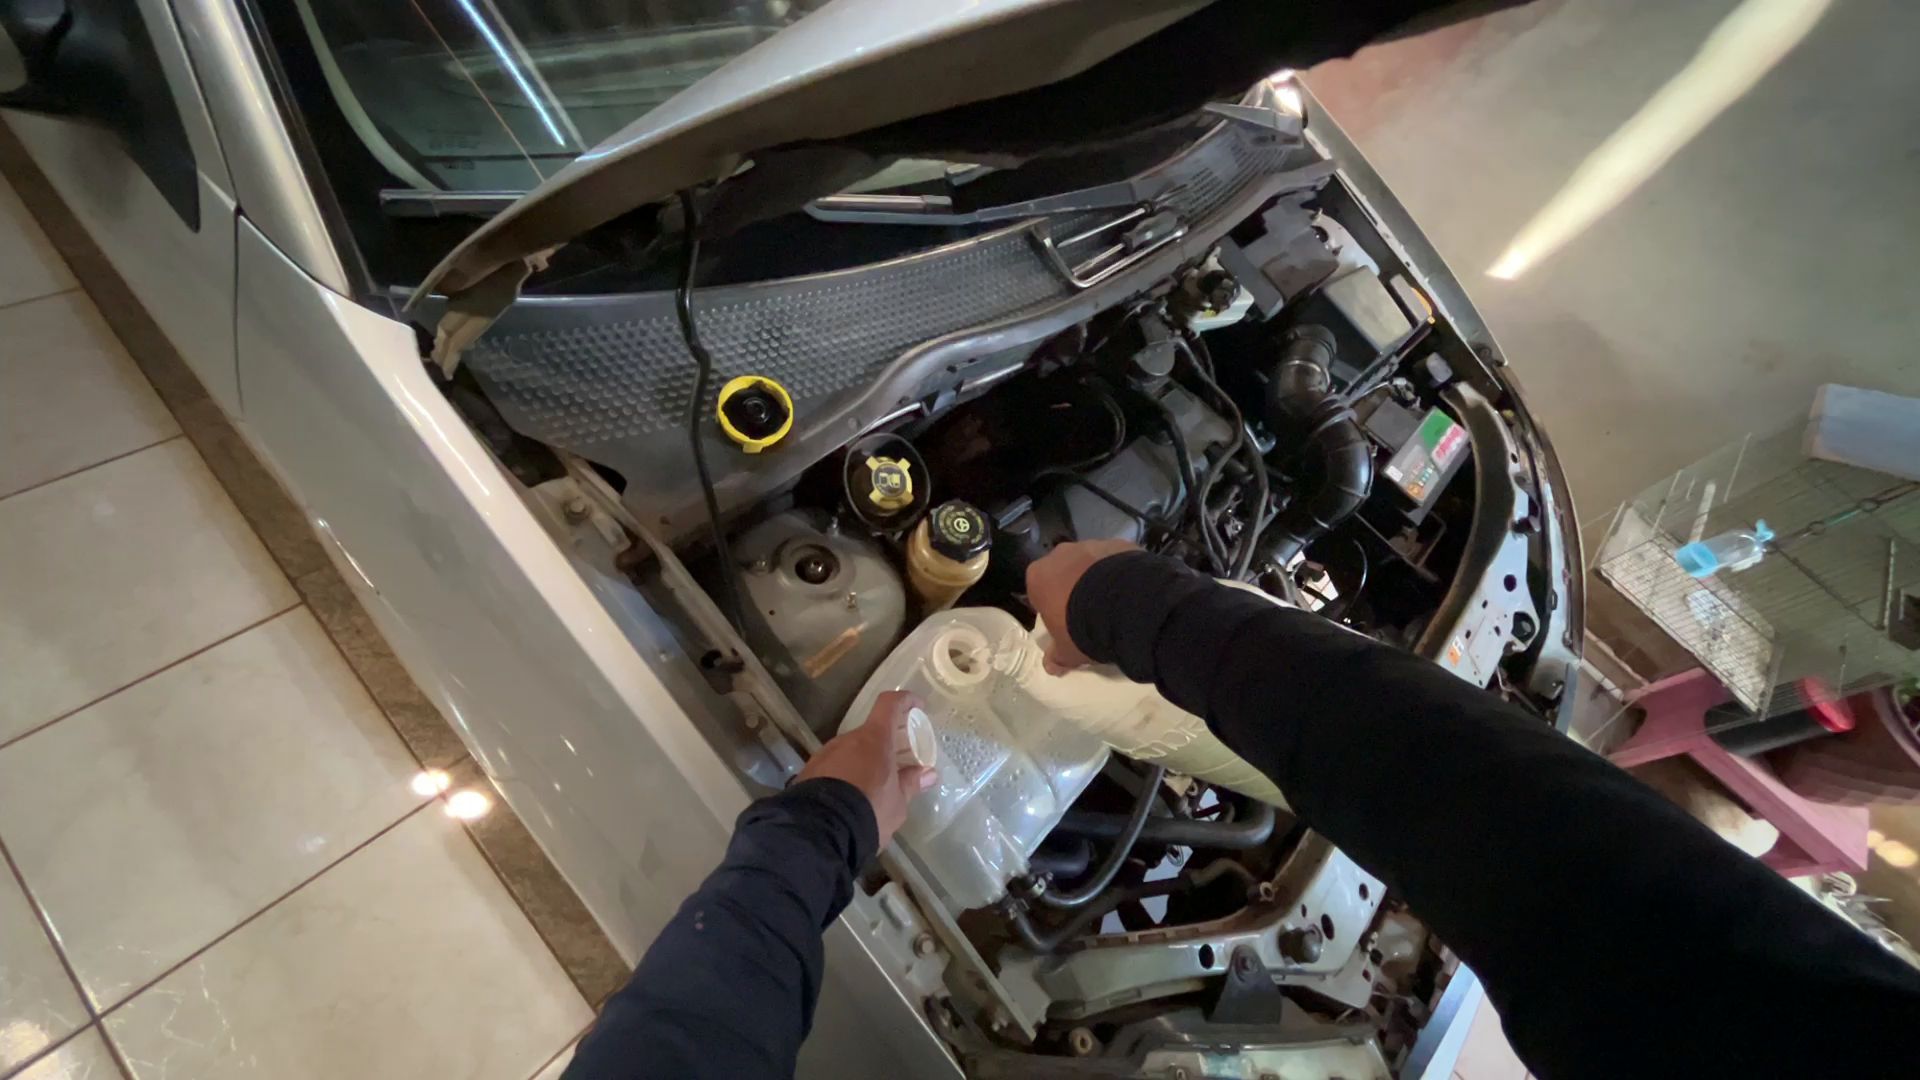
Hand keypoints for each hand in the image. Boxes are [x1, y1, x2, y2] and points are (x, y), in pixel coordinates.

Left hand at [798, 690, 936, 845]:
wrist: (820, 831)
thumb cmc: (869, 809)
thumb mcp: (897, 802)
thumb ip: (911, 784)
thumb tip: (929, 774)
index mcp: (874, 738)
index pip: (890, 704)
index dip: (905, 701)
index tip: (917, 706)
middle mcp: (848, 739)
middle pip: (871, 732)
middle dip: (885, 744)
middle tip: (896, 763)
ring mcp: (825, 754)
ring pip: (850, 751)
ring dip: (863, 762)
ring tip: (871, 787)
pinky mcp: (809, 772)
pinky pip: (833, 766)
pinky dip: (844, 775)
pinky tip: (848, 798)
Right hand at [1025, 539, 1138, 673]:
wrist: (1125, 606)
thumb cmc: (1082, 629)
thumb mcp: (1067, 651)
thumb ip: (1056, 656)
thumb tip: (1050, 666)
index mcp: (1038, 576)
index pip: (1038, 591)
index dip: (1051, 607)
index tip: (1064, 622)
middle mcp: (1060, 554)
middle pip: (1063, 572)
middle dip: (1073, 587)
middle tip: (1089, 612)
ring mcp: (1090, 545)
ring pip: (1089, 563)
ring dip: (1097, 578)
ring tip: (1114, 603)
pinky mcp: (1118, 543)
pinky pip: (1114, 559)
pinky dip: (1118, 572)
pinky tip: (1130, 591)